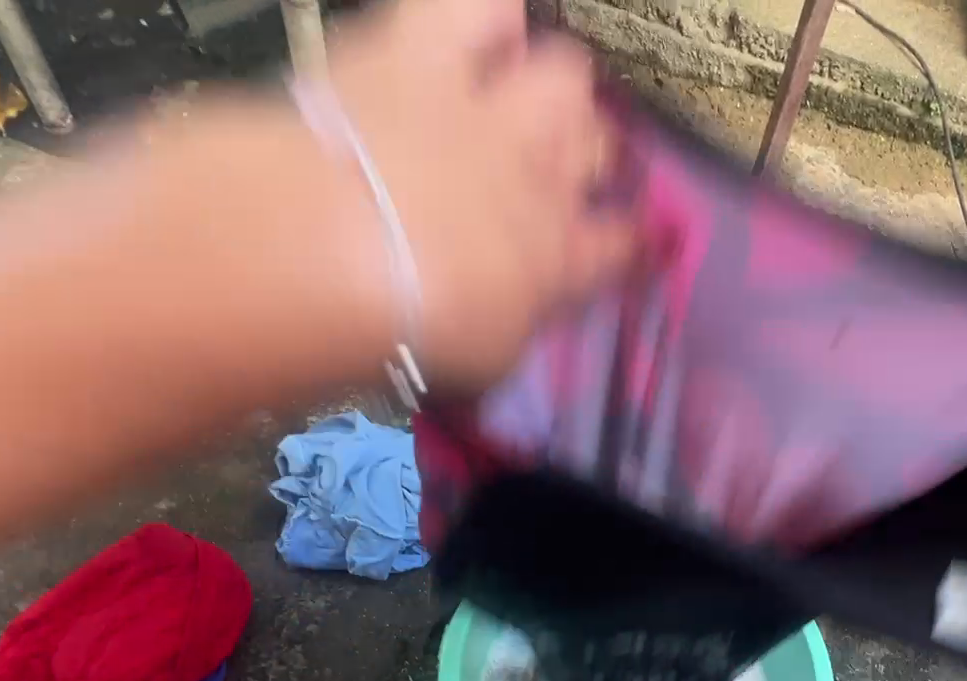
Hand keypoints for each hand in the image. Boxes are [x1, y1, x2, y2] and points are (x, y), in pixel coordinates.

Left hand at [319, 0, 631, 389]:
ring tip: (529, 92)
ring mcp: (488, 110)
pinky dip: (488, 17)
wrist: (329, 257)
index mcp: (558, 259)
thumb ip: (514, 328)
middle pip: (599, 147)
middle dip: (593, 153)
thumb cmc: (416, 337)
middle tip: (568, 164)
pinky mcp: (419, 54)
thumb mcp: (485, 360)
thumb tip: (519, 313)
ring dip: (553, 83)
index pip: (621, 244)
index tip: (637, 243)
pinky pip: (476, 9)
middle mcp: (541, 176)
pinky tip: (487, 27)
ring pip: (563, 73)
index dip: (635, 241)